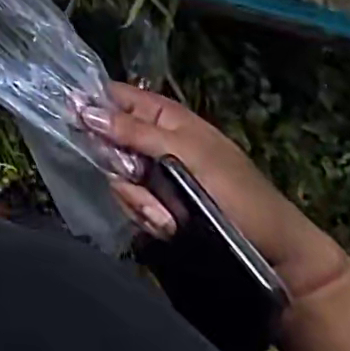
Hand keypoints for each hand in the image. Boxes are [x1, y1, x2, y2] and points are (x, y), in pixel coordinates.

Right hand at [81, 82, 348, 299]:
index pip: (112, 96)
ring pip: (114, 175)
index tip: (74, 120)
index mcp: (162, 115)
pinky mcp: (152, 203)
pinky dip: (145, 216)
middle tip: (136, 177)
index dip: (90, 105)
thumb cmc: (238, 193)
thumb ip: (134, 131)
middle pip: (105, 139)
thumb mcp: (187, 154)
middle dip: (117, 164)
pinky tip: (168, 227)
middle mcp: (150, 139)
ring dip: (135, 198)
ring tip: (165, 215)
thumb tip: (83, 109)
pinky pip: (129, 202)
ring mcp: (151, 173)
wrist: (275, 254)